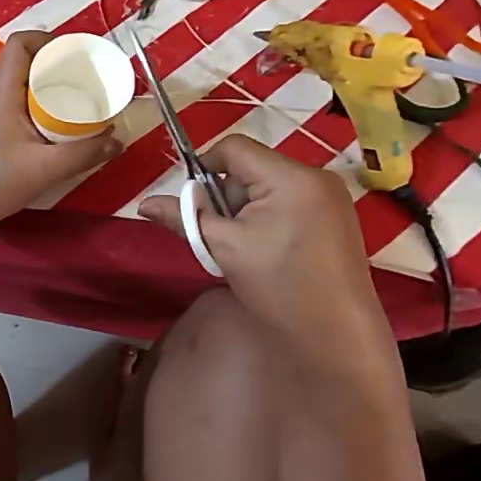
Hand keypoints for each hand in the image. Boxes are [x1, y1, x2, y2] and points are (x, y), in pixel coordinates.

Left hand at [0, 31, 122, 233]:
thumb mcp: (47, 168)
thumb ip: (85, 154)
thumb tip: (118, 140)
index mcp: (4, 94)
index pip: (19, 44)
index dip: (47, 39)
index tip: (76, 53)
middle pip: (27, 61)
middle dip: (58, 62)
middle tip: (88, 76)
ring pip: (26, 84)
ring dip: (53, 85)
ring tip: (81, 97)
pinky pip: (24, 103)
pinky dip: (45, 104)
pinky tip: (62, 123)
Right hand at [139, 135, 398, 385]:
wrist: (336, 333)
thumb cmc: (277, 286)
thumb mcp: (223, 248)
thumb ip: (184, 218)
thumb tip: (144, 205)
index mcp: (289, 176)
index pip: (234, 148)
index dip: (204, 166)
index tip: (192, 202)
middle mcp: (315, 176)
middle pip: (251, 169)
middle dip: (226, 198)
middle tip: (219, 236)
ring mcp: (330, 197)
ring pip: (268, 188)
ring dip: (245, 211)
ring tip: (243, 250)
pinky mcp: (336, 217)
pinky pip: (289, 202)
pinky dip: (267, 219)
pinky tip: (266, 253)